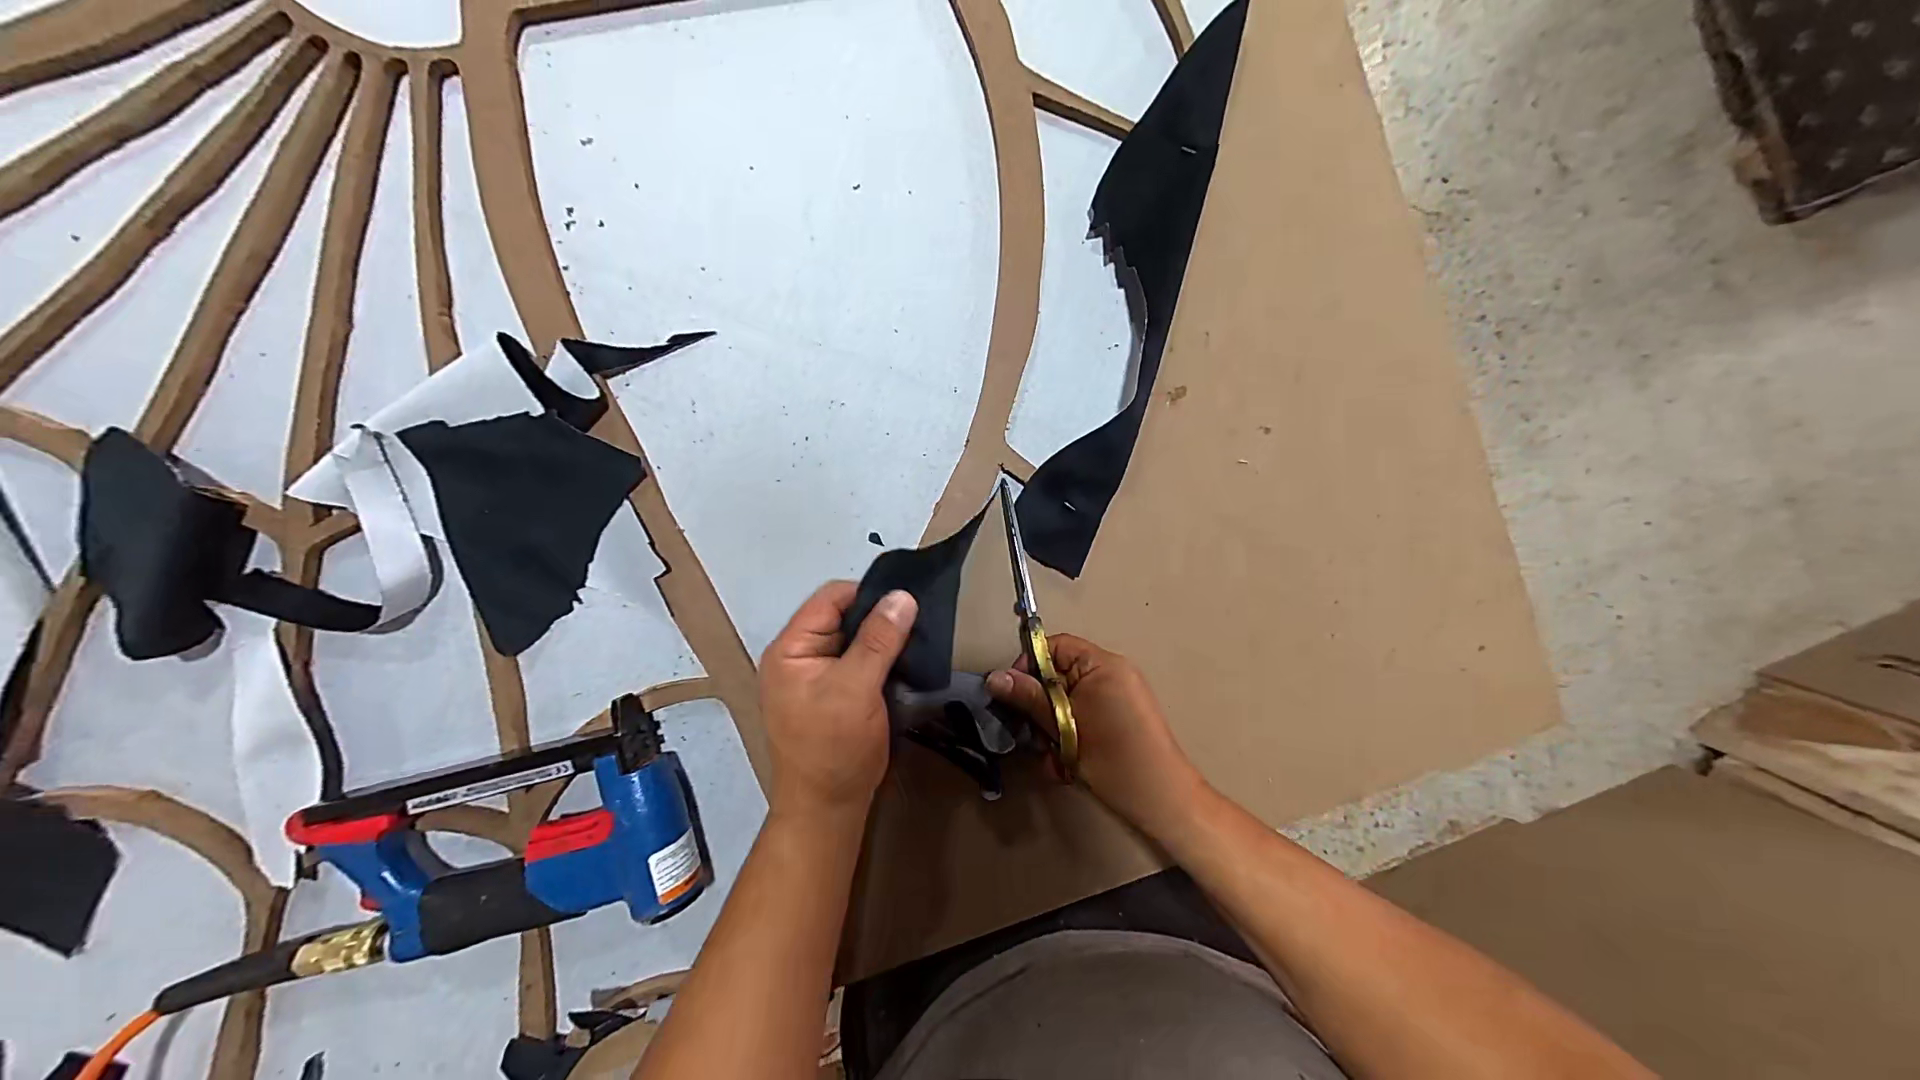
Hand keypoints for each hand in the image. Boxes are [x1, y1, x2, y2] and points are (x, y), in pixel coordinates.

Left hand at [758, 582, 916, 823]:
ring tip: (918, 638)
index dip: (869, 594)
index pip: (830, 599)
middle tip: (920, 620)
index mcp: (791, 649)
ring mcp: (816, 677)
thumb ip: (878, 640)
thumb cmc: (835, 747)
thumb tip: (903, 596)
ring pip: (854, 640)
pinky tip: (906, 661)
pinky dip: (880, 660)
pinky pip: (858, 663)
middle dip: (879, 617)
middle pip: (842, 617)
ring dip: (883, 640)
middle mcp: (799, 657)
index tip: (909, 601)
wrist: (828, 809)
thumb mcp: (856, 688)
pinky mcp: (834, 694)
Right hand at [987, 634, 1206, 838]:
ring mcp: (1115, 697)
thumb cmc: (1118, 760)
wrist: (1162, 801)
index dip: (1028, 666)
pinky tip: (1067, 764)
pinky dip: (1068, 737)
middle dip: (1040, 706)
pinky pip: (1080, 716)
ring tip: (1055, 755)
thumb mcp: (1064, 727)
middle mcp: (1111, 674)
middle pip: (1057, 675)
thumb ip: (1030, 698)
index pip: (1054, 646)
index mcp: (1102, 665)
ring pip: (1064, 701)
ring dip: (1052, 728)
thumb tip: (996, 678)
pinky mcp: (1116, 719)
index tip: (1014, 694)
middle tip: (1033, 733)